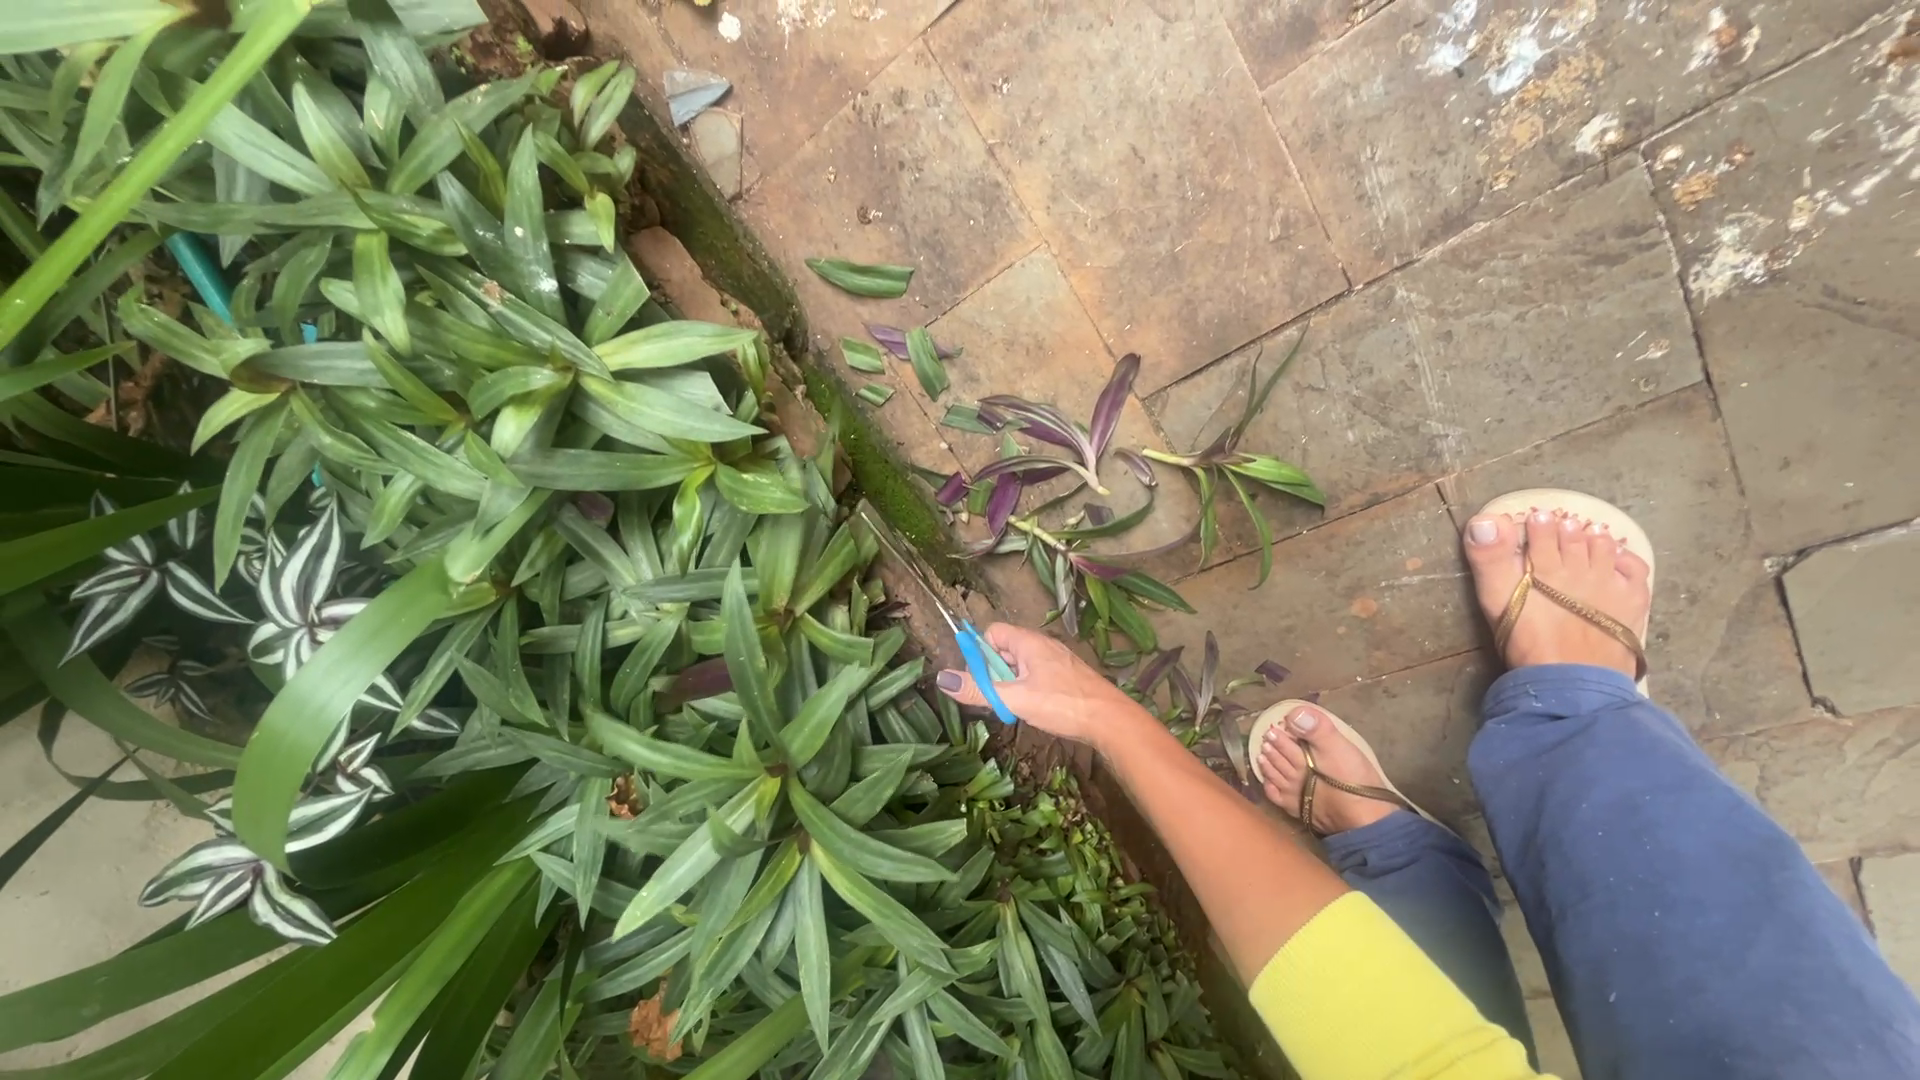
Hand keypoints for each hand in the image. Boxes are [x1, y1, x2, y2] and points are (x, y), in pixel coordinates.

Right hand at [935, 623, 1155, 750]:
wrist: (1111, 720)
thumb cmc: (1063, 704)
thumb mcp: (1015, 698)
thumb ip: (979, 690)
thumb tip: (941, 678)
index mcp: (1029, 642)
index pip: (992, 633)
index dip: (979, 653)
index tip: (978, 680)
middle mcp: (1041, 646)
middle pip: (1004, 650)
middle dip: (993, 674)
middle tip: (995, 699)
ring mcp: (1055, 662)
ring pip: (1019, 667)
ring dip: (1009, 685)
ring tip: (1014, 708)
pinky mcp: (1064, 678)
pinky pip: (1034, 676)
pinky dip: (1026, 691)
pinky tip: (1032, 710)